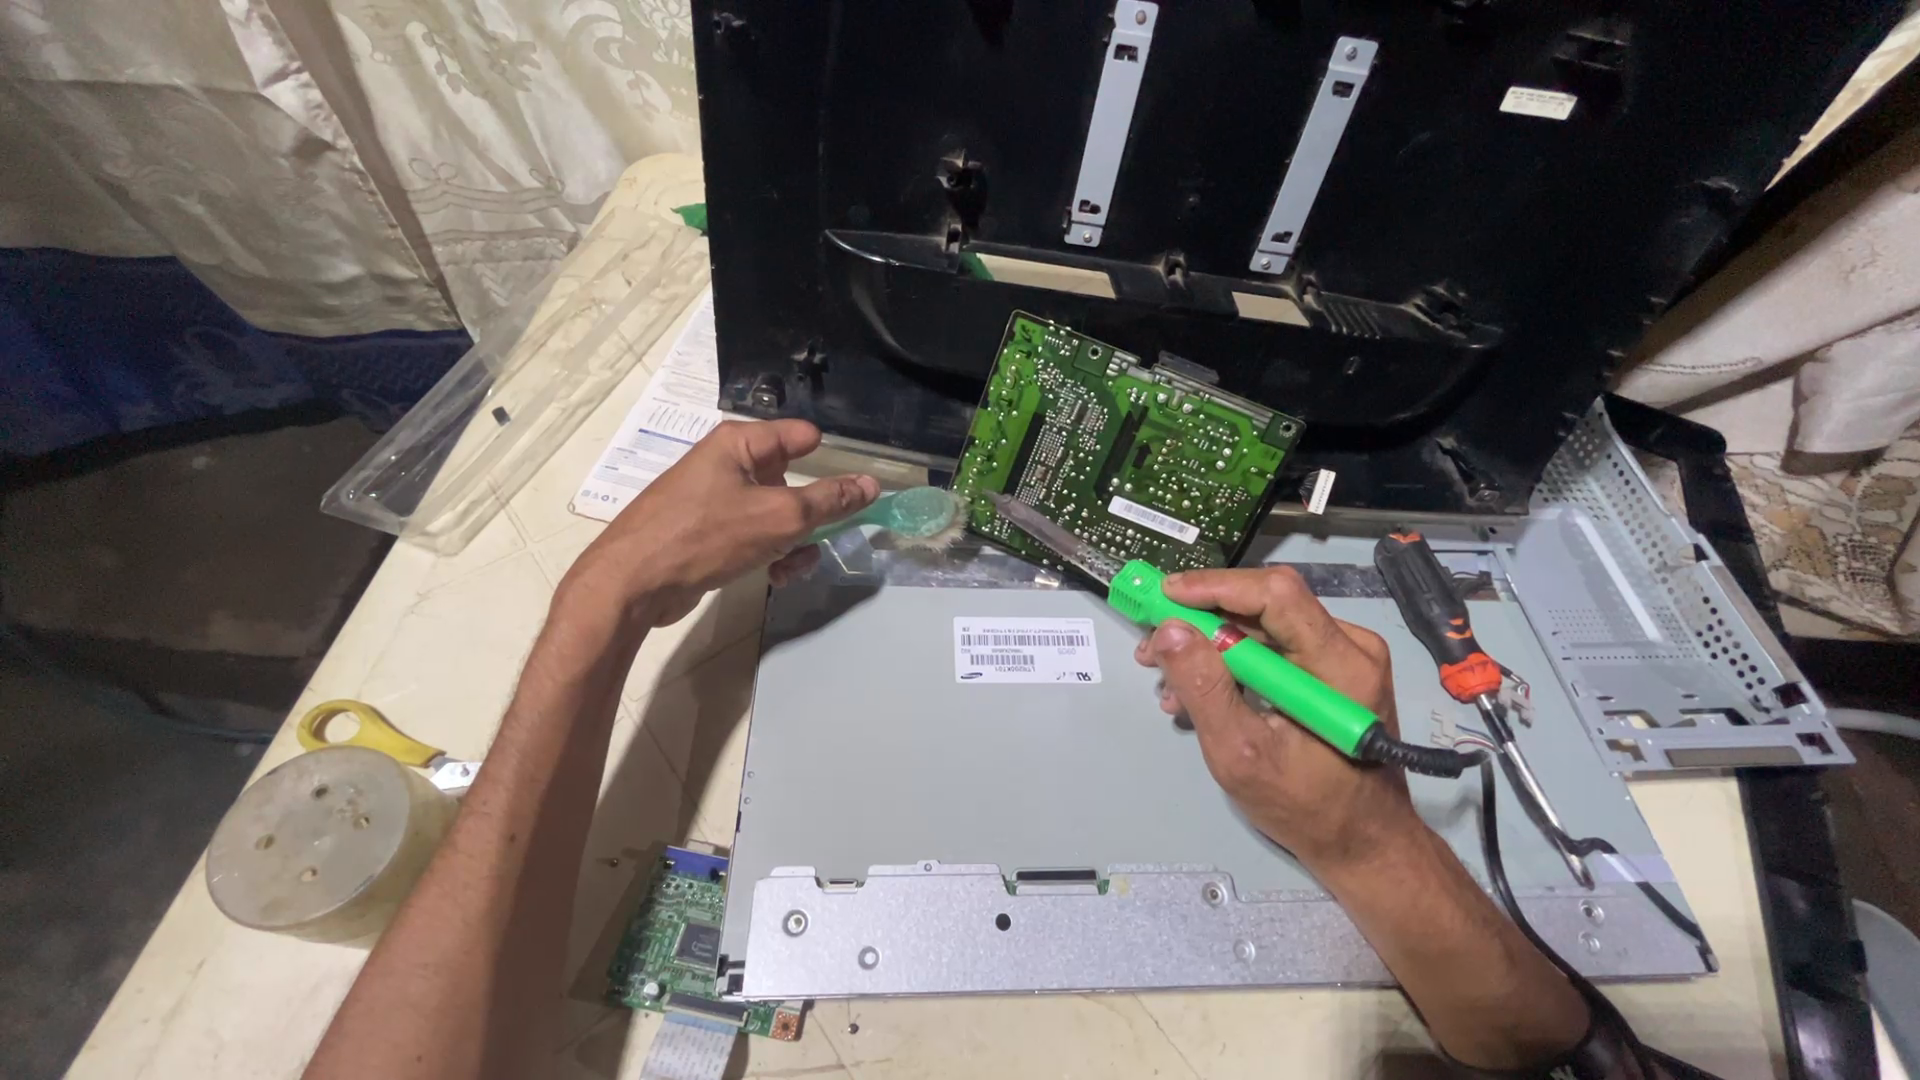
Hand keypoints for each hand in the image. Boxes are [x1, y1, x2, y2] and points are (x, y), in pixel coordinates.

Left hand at [563, 419, 877, 626]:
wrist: (632, 584)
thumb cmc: (706, 537)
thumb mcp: (779, 517)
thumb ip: (829, 501)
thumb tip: (871, 484)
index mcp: (739, 444)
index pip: (801, 436)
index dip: (830, 460)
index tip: (850, 492)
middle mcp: (726, 464)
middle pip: (792, 479)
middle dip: (811, 513)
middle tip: (820, 537)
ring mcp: (714, 499)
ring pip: (776, 514)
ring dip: (794, 541)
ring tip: (791, 565)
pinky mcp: (706, 533)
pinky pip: (753, 535)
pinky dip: (769, 553)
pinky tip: (773, 577)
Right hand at [1134, 565, 1423, 873]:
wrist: (1362, 843)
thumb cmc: (1307, 807)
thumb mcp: (1241, 754)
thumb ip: (1204, 688)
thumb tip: (1168, 630)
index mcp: (1340, 664)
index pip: (1275, 594)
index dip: (1215, 587)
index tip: (1164, 597)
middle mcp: (1349, 646)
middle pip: (1264, 604)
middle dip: (1199, 618)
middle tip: (1152, 644)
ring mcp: (1342, 657)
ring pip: (1261, 625)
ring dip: (1207, 644)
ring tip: (1167, 679)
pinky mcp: (1329, 671)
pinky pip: (1271, 646)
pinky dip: (1228, 661)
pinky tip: (1198, 690)